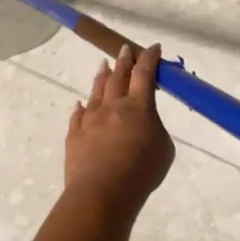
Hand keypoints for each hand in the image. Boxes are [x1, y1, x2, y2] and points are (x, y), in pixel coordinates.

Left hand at [65, 44, 173, 210]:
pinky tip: (80, 103)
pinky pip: (78, 116)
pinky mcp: (75, 136)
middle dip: (124, 61)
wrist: (102, 193)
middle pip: (118, 77)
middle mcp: (114, 107)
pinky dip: (81, 107)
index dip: (149, 58)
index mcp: (139, 107)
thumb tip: (144, 125)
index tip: (153, 47)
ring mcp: (91, 120)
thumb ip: (155, 130)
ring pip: (96, 92)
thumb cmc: (141, 172)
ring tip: (103, 64)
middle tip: (125, 49)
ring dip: (102, 76)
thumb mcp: (164, 149)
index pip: (145, 74)